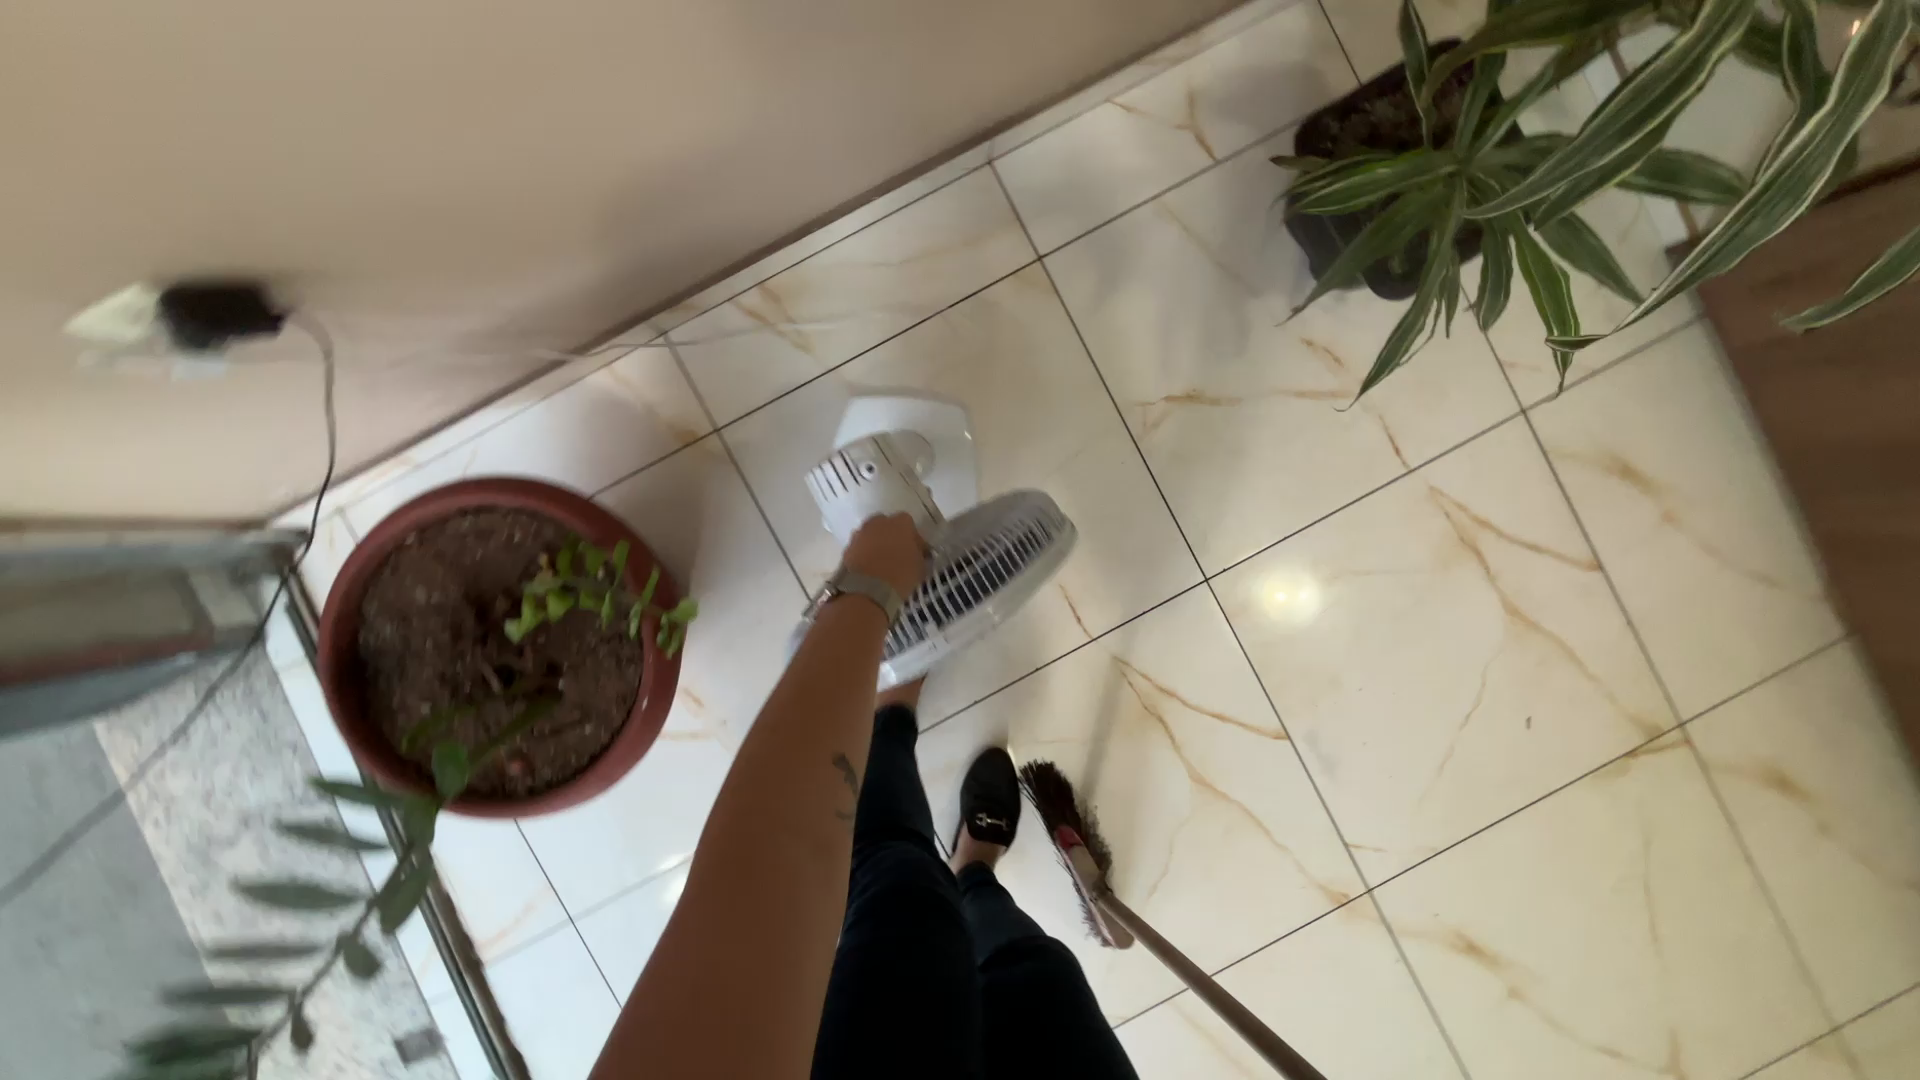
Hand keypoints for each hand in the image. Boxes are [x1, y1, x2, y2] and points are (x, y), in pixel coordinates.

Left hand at [842, 513, 926, 600]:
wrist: (866, 589)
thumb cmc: (900, 575)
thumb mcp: (920, 566)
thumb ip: (920, 554)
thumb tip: (918, 553)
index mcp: (901, 522)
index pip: (910, 525)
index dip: (913, 540)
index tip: (916, 553)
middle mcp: (879, 521)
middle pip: (887, 526)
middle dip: (892, 538)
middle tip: (898, 556)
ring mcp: (860, 533)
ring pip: (871, 536)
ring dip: (876, 545)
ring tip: (882, 564)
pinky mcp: (847, 547)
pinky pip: (860, 548)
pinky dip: (864, 555)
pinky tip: (870, 569)